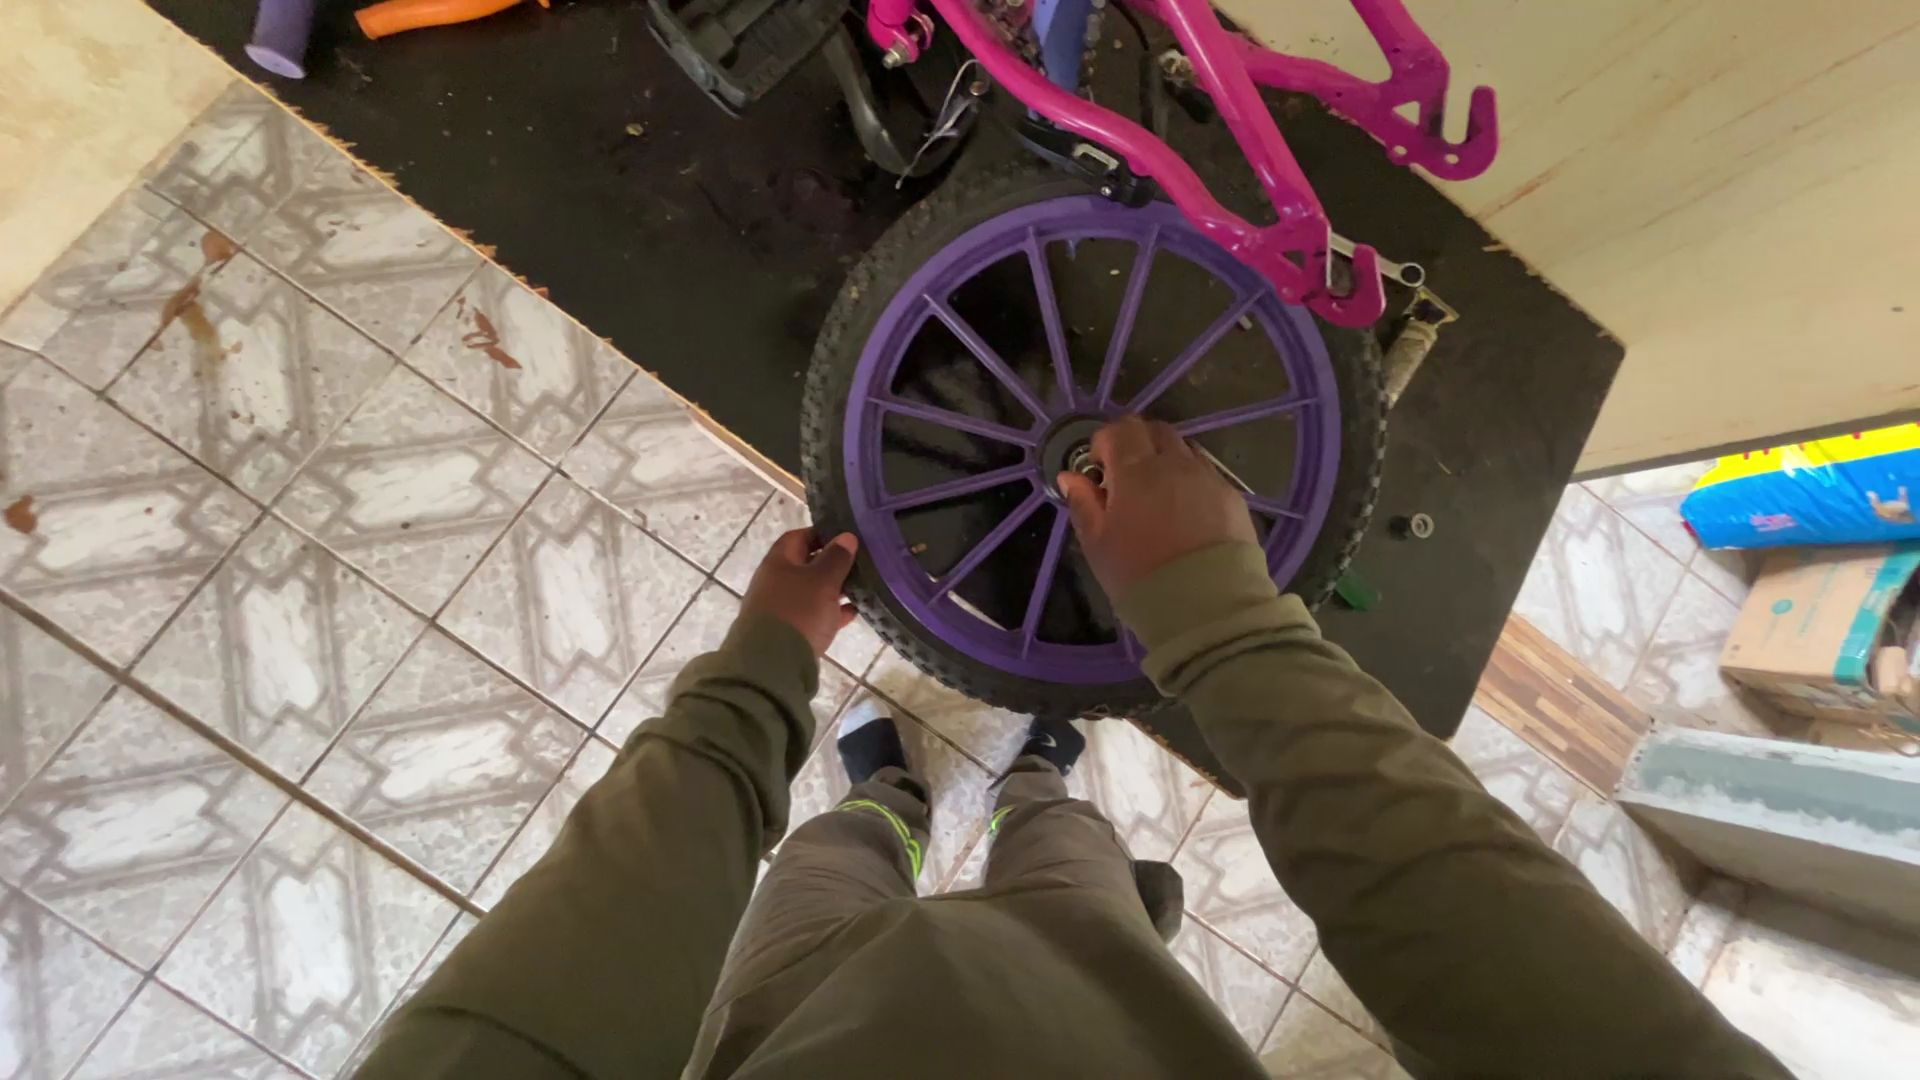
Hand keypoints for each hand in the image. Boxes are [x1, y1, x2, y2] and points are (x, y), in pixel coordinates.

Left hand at [741, 528, 859, 655]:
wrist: (772, 664)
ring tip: (863, 586)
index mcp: (778, 562)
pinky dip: (833, 611)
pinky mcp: (791, 631)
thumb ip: (836, 558)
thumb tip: (846, 537)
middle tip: (861, 562)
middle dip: (833, 563)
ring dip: (835, 588)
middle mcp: (776, 582)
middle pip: (807, 565)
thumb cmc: (798, 612)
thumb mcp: (822, 580)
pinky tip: (854, 612)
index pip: (798, 537)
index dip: (822, 533)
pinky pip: (815, 614)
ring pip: (813, 591)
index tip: (847, 537)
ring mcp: (782, 608)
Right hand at [1058, 416, 1256, 596]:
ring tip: (1158, 497)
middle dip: (1137, 444)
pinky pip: (1207, 474)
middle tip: (1126, 478)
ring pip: (1185, 450)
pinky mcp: (1234, 498)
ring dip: (1166, 460)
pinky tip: (1186, 514)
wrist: (1205, 605)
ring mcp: (1209, 478)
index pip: (1120, 430)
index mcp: (1137, 471)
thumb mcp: (1097, 544)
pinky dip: (1191, 481)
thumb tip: (1071, 476)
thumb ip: (1083, 503)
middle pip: (1155, 431)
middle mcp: (1176, 464)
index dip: (1105, 444)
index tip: (1099, 470)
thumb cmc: (1139, 575)